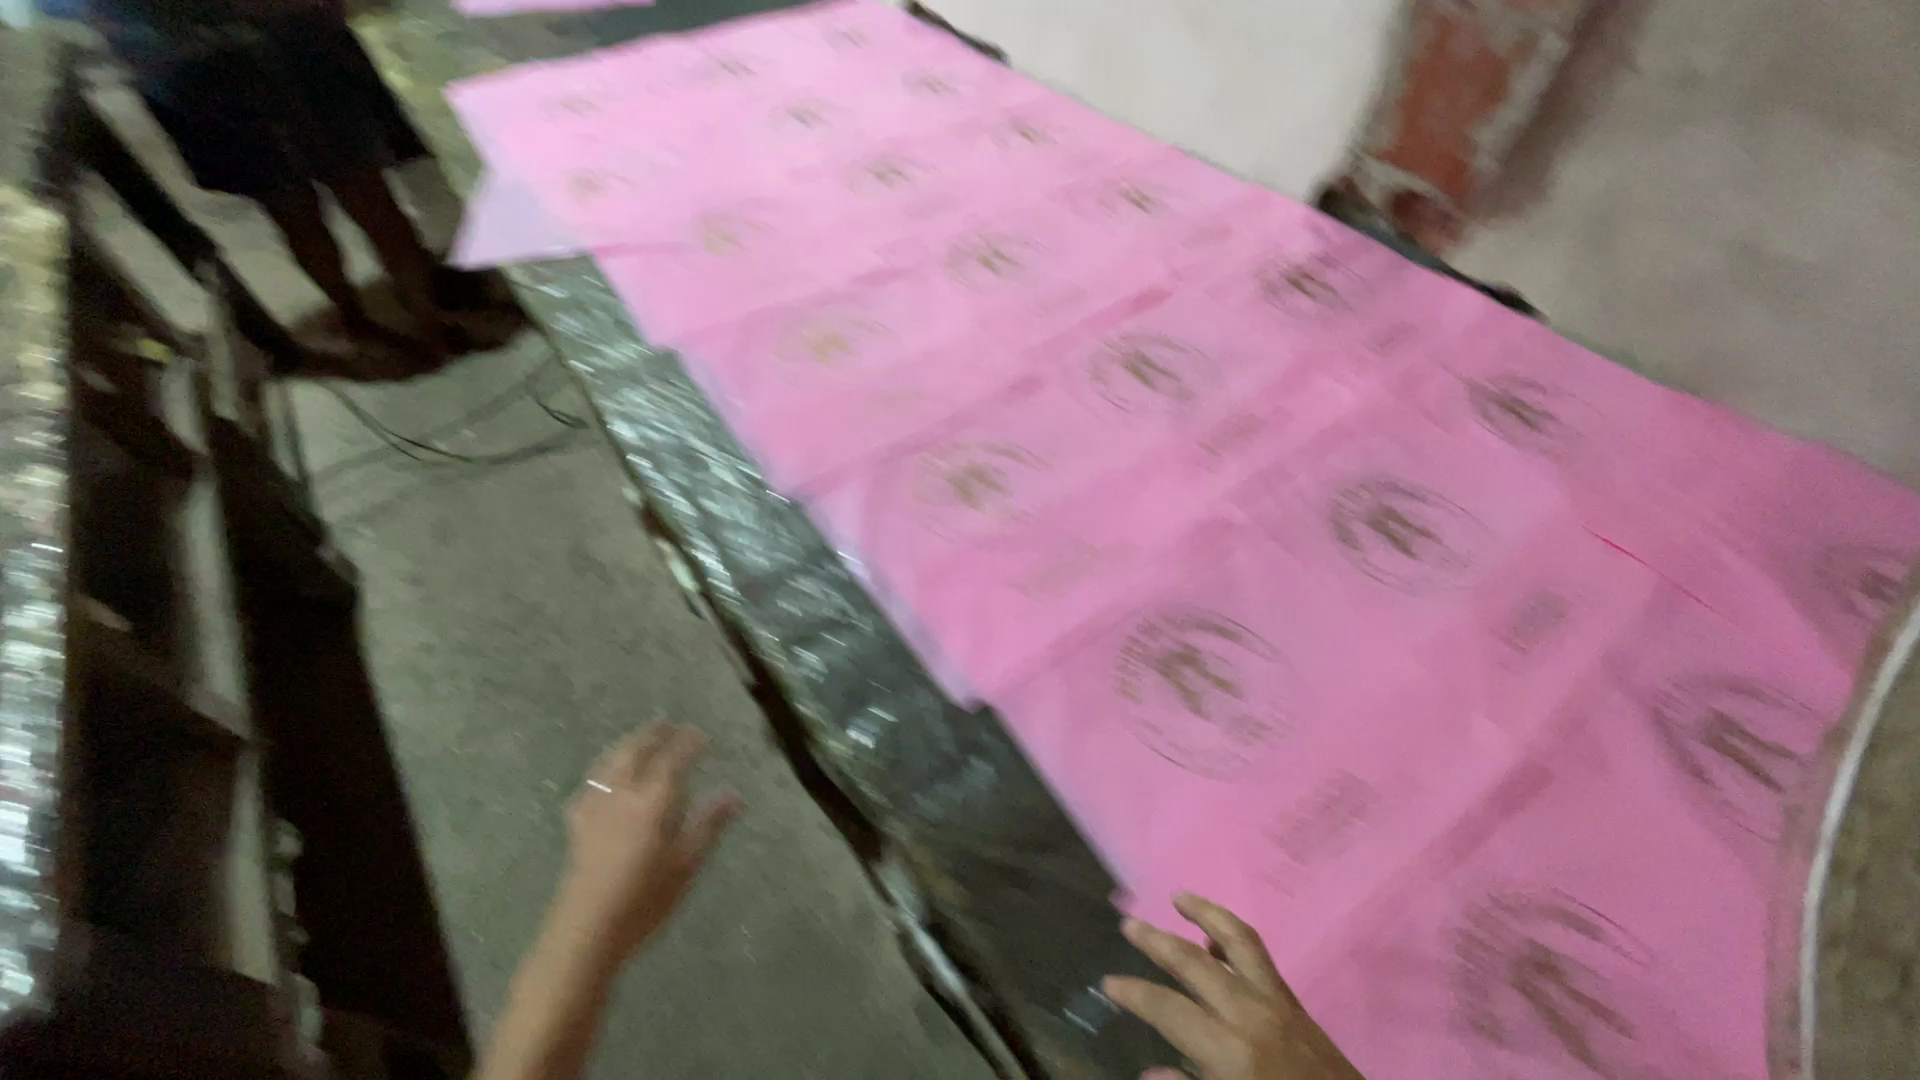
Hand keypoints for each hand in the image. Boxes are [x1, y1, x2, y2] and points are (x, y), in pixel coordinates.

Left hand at [551, 722, 740, 961]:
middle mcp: (622, 796)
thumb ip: (708, 825)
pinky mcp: (577, 827)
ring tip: (638, 739)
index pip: (674, 760)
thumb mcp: (686, 864)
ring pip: (609, 764)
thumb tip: (734, 794)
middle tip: (668, 723)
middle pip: (636, 752)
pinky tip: (602, 782)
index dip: (689, 743)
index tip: (703, 735)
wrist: (585, 932)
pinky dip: (602, 774)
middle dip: (653, 735)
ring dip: (626, 745)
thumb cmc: (644, 900)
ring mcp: (595, 810)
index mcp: (653, 802)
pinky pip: (590, 787)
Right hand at [1104, 894, 1361, 1079]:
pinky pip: (1260, 954)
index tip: (1108, 983)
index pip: (1168, 1009)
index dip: (1134, 994)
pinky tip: (1216, 935)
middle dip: (1156, 940)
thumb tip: (1149, 1072)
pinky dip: (1234, 935)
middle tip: (1128, 924)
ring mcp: (1275, 1000)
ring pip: (1236, 939)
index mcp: (1230, 1049)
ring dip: (1204, 913)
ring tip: (1178, 897)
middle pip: (1194, 961)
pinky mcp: (1294, 1000)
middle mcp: (1249, 1012)